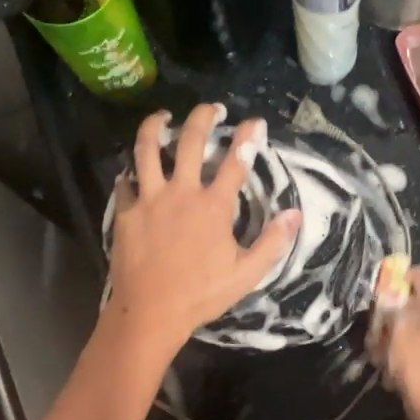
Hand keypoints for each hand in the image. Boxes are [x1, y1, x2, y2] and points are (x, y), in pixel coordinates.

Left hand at [103, 104, 300, 355]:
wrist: (150, 311)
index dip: (248, 137)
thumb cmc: (202, 294)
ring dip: (154, 127)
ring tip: (161, 116)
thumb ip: (273, 242)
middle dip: (203, 117)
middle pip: (190, 141)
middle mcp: (181, 192)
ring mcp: (149, 199)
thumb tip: (295, 214)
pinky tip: (131, 170)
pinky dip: (130, 173)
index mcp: (214, 206)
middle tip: (211, 107)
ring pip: (147, 150)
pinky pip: (124, 182)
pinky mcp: (125, 212)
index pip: (236, 161)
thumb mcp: (247, 273)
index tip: (255, 122)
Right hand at [371, 265, 419, 419]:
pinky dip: (394, 351)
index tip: (381, 289)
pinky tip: (386, 365)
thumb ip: (394, 306)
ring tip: (379, 351)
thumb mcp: (399, 332)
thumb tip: (388, 288)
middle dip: (388, 312)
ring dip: (387, 335)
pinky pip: (405, 343)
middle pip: (409, 300)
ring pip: (403, 323)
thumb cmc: (416, 367)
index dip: (401, 276)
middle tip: (377, 326)